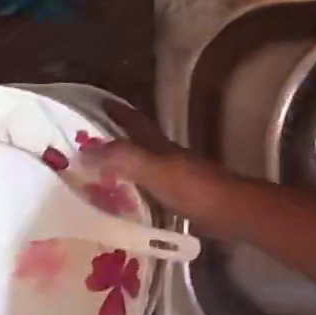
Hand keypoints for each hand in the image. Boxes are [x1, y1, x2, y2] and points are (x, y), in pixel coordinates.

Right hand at [88, 99, 205, 210]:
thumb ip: (124, 158)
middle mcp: (169, 157)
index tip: (97, 102)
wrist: (230, 211)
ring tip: (99, 174)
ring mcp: (178, 178)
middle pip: (140, 143)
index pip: (136, 123)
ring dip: (125, 166)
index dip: (118, 112)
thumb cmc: (194, 188)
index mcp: (162, 146)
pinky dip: (136, 191)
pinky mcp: (182, 199)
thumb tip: (85, 150)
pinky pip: (151, 190)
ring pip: (146, 166)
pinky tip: (126, 202)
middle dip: (117, 139)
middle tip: (87, 143)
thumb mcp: (155, 170)